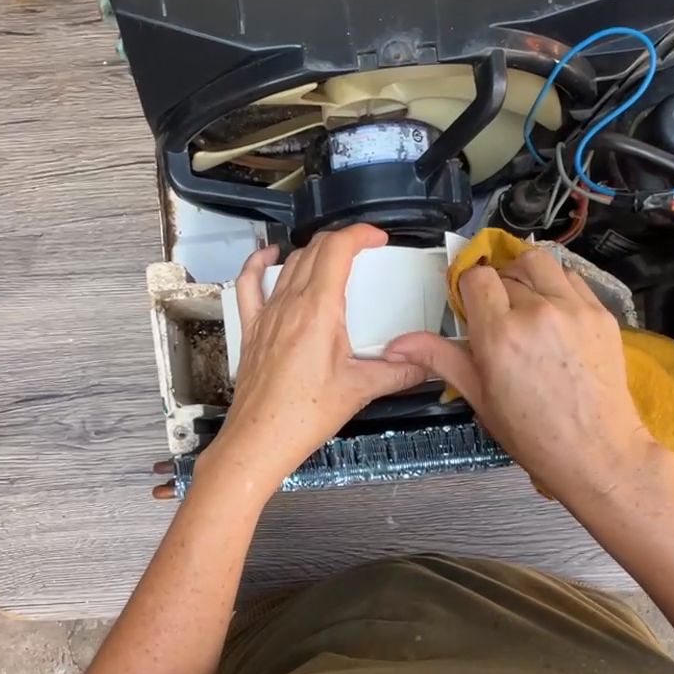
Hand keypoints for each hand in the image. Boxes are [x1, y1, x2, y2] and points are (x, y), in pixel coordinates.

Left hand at [201, 225, 428, 495]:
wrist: (259, 440)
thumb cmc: (303, 416)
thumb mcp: (360, 391)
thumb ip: (398, 373)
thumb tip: (424, 364)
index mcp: (318, 310)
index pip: (338, 250)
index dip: (360, 234)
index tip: (377, 238)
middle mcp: (289, 304)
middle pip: (314, 250)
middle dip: (342, 241)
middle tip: (364, 250)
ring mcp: (266, 315)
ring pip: (288, 265)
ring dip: (312, 252)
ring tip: (332, 256)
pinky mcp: (251, 330)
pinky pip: (249, 285)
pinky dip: (258, 265)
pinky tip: (268, 258)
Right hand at [385, 248, 663, 499]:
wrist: (595, 452)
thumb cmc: (533, 434)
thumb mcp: (478, 396)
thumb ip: (440, 358)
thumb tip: (397, 346)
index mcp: (499, 335)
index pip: (476, 277)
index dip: (467, 287)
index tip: (468, 303)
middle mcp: (537, 313)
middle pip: (505, 269)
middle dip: (495, 286)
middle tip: (495, 314)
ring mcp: (574, 310)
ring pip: (540, 261)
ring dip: (524, 273)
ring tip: (523, 301)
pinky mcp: (601, 314)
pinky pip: (572, 278)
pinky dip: (556, 285)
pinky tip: (552, 311)